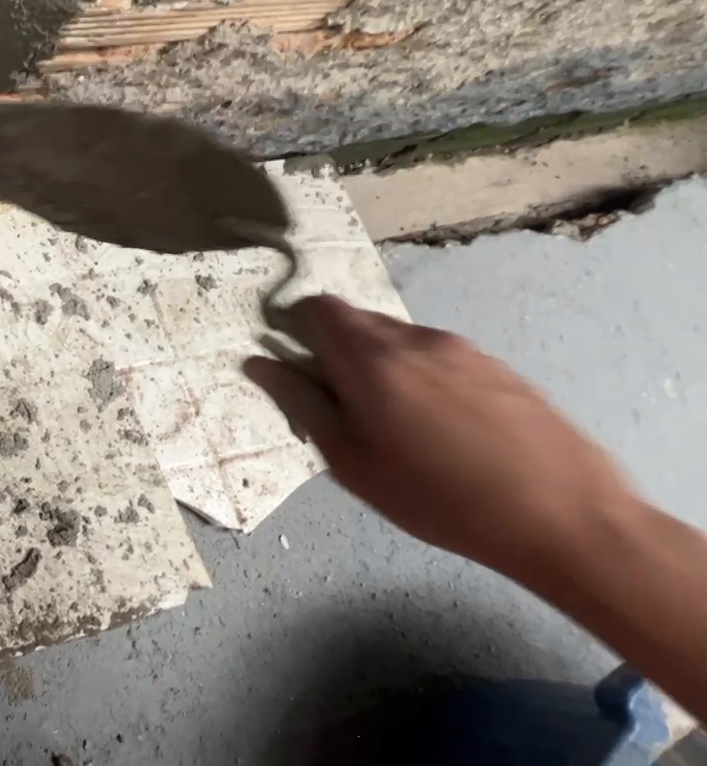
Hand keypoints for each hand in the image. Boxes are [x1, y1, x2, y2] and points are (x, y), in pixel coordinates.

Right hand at [243, 296, 635, 583]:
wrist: (572, 523)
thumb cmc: (438, 496)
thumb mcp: (348, 459)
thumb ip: (299, 403)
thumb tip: (258, 363)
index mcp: (370, 356)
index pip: (316, 307)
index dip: (294, 324)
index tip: (292, 360)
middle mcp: (415, 340)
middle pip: (357, 321)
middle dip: (334, 348)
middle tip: (337, 400)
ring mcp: (465, 352)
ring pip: (399, 340)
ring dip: (379, 363)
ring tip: (392, 419)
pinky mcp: (502, 370)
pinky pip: (439, 359)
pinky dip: (421, 377)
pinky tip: (440, 427)